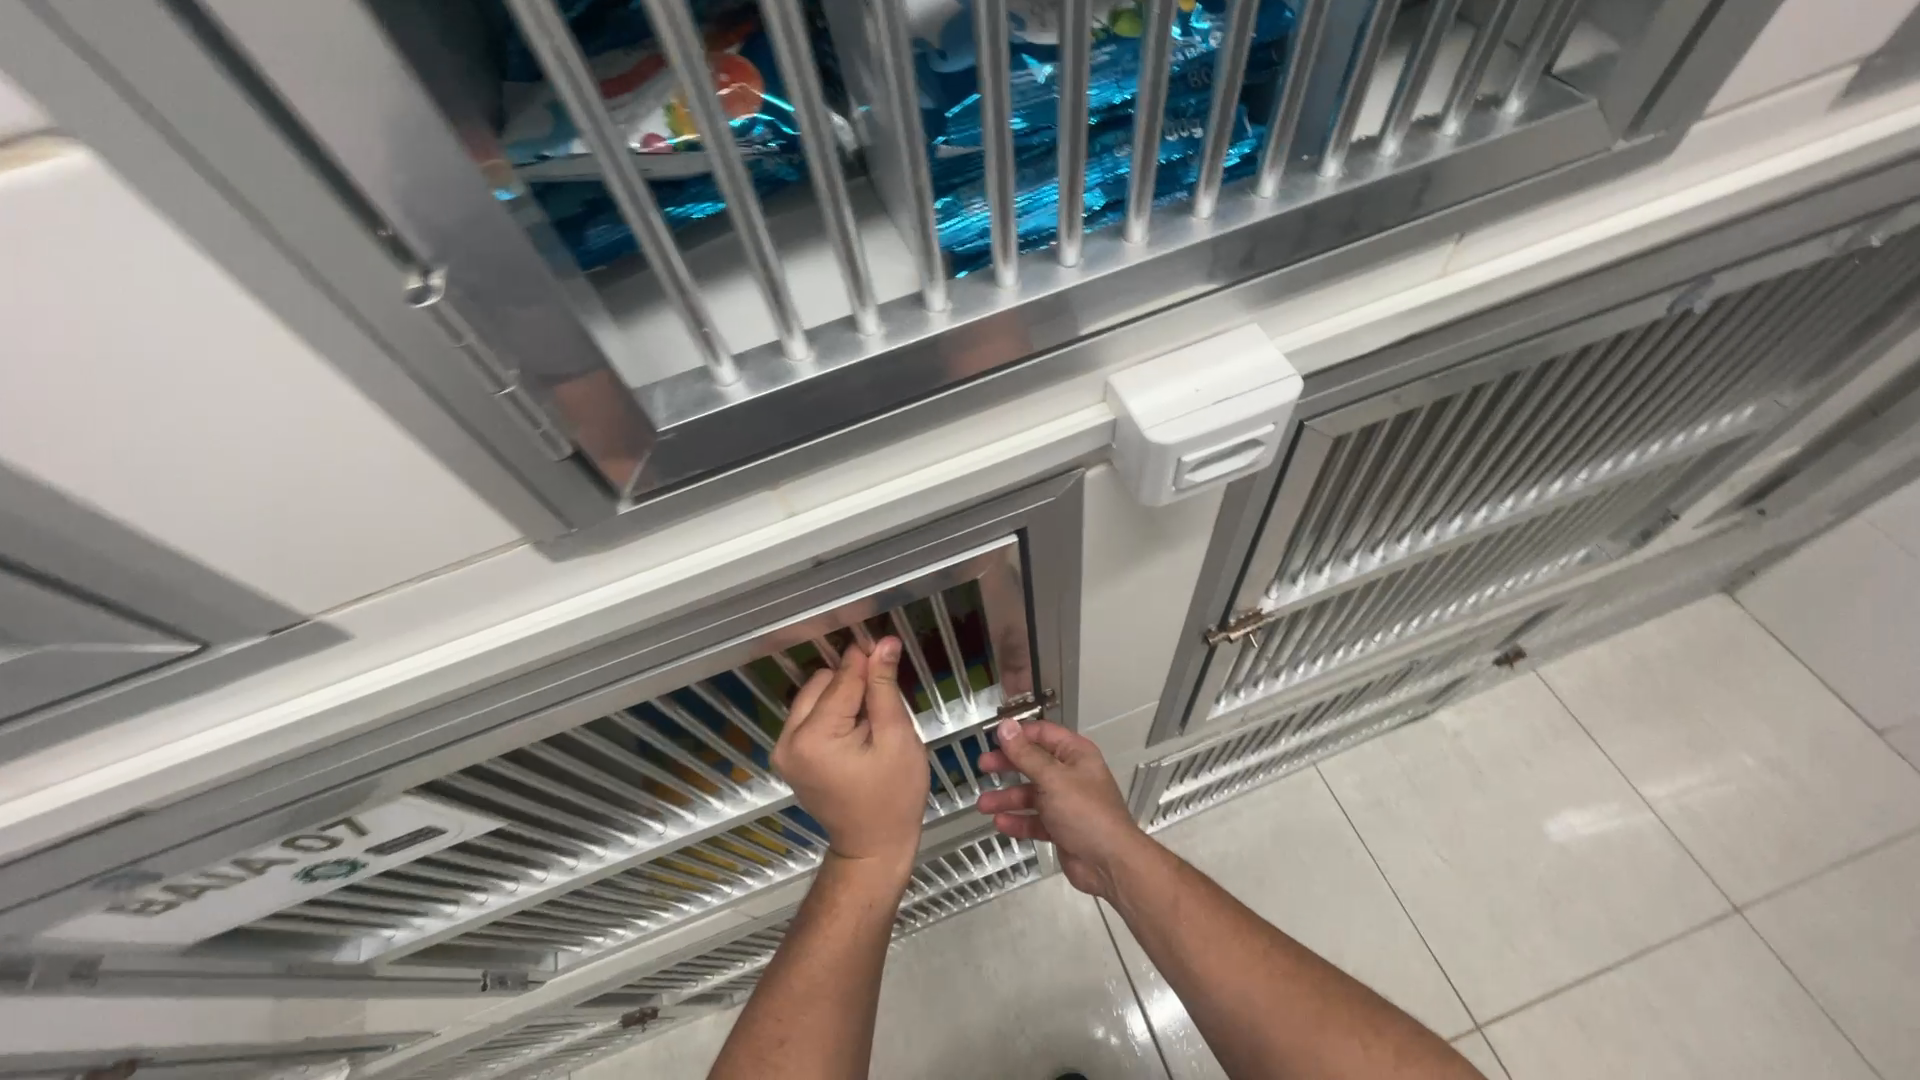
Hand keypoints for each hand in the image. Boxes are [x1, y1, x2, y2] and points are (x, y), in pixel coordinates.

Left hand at [772, 638, 926, 875]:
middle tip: (883, 707)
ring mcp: (783, 749)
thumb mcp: (897, 738)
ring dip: (842, 698)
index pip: (842, 678)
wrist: (873, 847)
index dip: (868, 661)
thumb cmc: (894, 797)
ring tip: (870, 725)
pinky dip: (831, 714)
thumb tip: (884, 644)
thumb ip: (884, 688)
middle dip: (854, 685)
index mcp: (814, 737)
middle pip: (822, 682)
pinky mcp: (787, 756)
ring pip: (813, 695)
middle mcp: (788, 739)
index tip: (888, 648)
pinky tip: (855, 734)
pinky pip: (808, 716)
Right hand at [976, 719, 1149, 898]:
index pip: (1043, 734)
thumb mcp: (1053, 779)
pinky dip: (1018, 821)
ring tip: (983, 805)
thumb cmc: (1085, 812)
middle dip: (1008, 765)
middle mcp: (1071, 775)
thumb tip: (1005, 726)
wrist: (1110, 863)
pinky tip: (1000, 824)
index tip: (993, 739)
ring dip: (1007, 798)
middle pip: (1033, 763)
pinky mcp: (1061, 828)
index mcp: (1075, 755)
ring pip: (1031, 794)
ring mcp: (1066, 803)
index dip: (1019, 734)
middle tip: (983, 766)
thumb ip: (1025, 754)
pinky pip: (1035, 820)